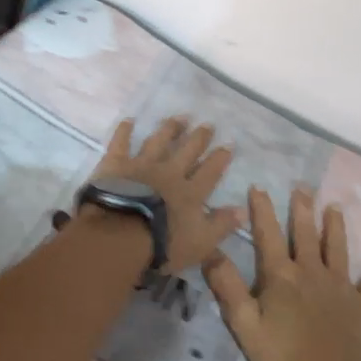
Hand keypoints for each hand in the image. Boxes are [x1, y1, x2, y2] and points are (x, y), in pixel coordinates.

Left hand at [86, 117, 243, 273]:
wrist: (121, 235)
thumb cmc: (163, 244)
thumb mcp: (201, 242)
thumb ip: (222, 224)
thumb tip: (244, 210)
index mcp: (190, 192)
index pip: (210, 171)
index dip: (220, 158)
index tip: (229, 144)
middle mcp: (169, 172)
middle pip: (188, 151)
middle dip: (199, 137)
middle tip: (208, 124)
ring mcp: (142, 165)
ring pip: (159, 141)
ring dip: (170, 128)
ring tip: (180, 117)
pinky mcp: (116, 164)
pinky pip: (121, 143)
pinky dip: (124, 131)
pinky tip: (129, 120)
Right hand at [205, 186, 360, 360]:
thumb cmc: (285, 356)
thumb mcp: (245, 325)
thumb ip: (228, 288)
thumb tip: (210, 252)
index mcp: (282, 276)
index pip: (268, 236)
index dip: (262, 210)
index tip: (259, 187)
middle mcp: (312, 272)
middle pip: (306, 235)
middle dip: (302, 210)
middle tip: (303, 187)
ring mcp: (341, 288)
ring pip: (338, 250)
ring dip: (336, 228)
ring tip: (335, 207)